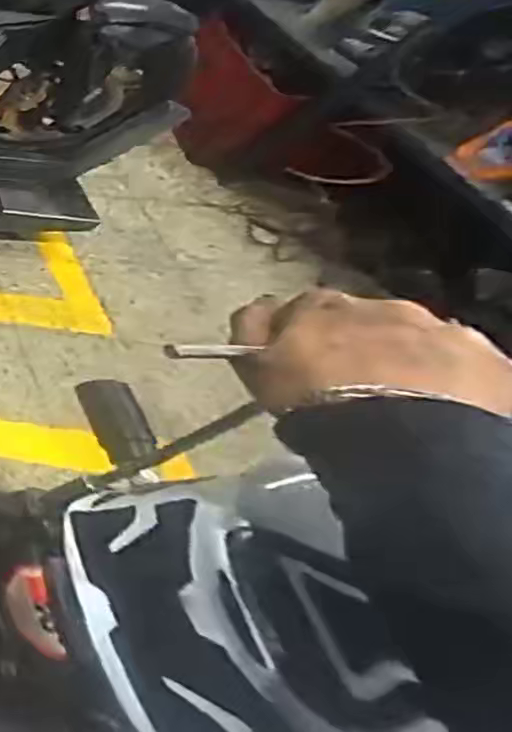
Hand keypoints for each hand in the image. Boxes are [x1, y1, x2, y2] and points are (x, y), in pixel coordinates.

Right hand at [229, 289, 511, 415]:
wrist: (399, 433)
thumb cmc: (311, 393)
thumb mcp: (253, 360)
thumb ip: (251, 326)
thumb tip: (261, 308)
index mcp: (323, 304)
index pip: (306, 305)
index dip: (302, 328)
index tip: (300, 353)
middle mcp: (384, 306)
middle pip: (367, 318)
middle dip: (362, 338)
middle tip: (354, 373)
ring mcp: (445, 331)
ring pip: (420, 337)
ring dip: (408, 354)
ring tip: (401, 390)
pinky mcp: (494, 362)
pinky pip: (468, 363)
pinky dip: (455, 376)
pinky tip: (442, 400)